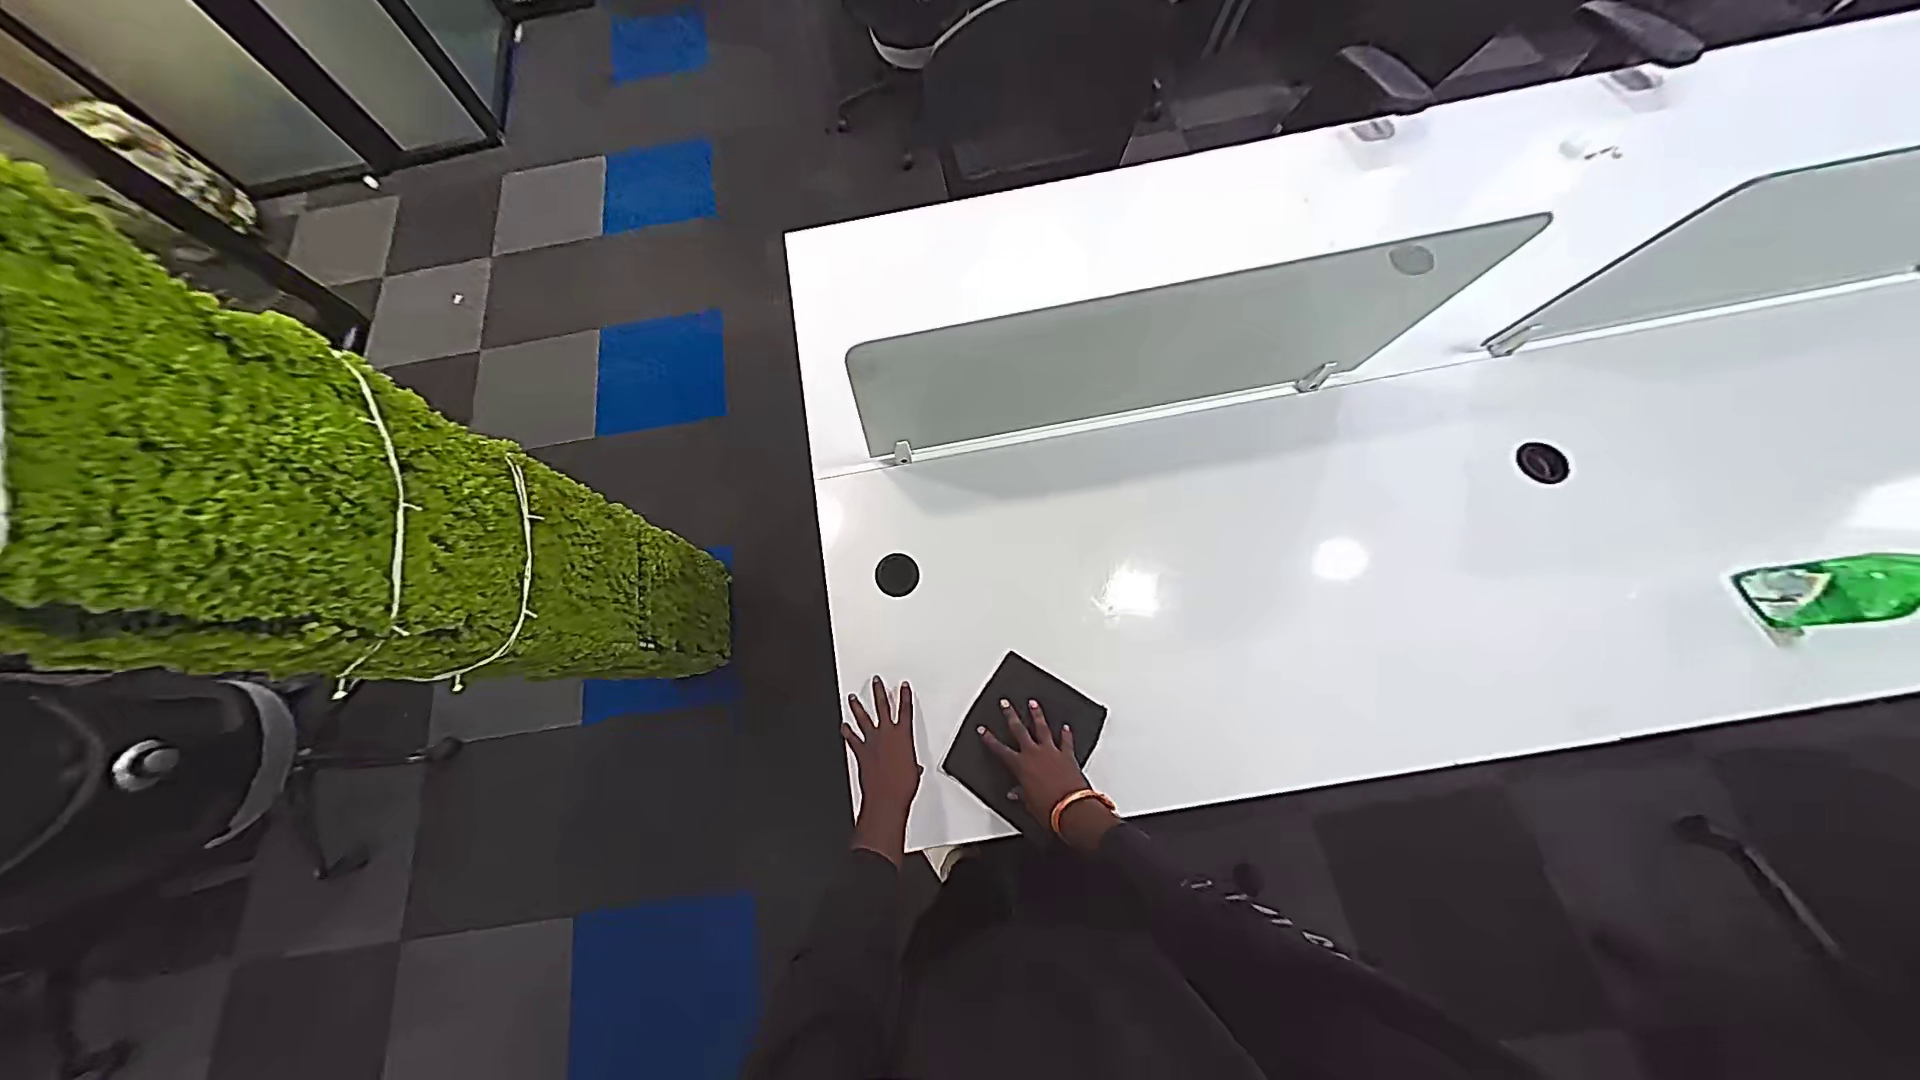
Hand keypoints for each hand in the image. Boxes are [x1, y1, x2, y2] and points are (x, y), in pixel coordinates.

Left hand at [844, 677, 920, 864]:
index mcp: (903, 736)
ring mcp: (871, 742)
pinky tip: (843, 726)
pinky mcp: (860, 752)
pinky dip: (846, 732)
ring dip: (857, 707)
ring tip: (852, 697)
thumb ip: (911, 763)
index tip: (903, 686)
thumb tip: (912, 766)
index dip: (905, 696)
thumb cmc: (903, 786)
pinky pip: (852, 738)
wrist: (886, 798)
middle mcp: (886, 735)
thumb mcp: (913, 771)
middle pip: (882, 707)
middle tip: (876, 681)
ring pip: (863, 718)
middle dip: (879, 692)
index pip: (905, 710)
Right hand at [979, 698, 1117, 851]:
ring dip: (1037, 714)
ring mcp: (1051, 752)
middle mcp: (1034, 754)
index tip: (983, 730)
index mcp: (1021, 766)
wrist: (1071, 809)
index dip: (989, 739)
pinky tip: (1065, 726)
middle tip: (1006, 703)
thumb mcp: (1029, 803)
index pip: (1000, 749)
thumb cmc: (1048, 809)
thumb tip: (1014, 795)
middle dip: (1010, 715)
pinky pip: (1065, 741)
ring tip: (1033, 702)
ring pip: (1042, 728)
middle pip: (1019, 729)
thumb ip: (1021, 795)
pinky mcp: (1067, 755)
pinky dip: (1066, 734)